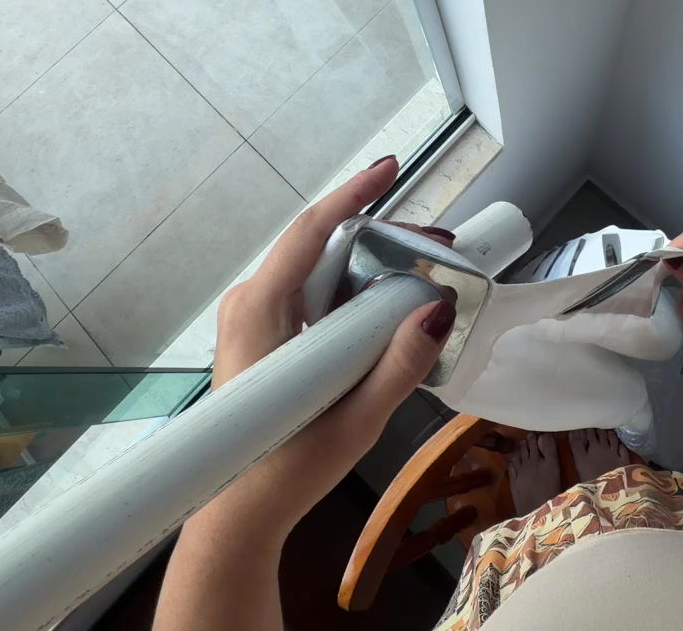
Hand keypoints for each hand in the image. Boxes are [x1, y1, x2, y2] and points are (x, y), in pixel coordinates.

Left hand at [203, 156, 456, 530]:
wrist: (239, 514)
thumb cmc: (286, 470)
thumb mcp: (354, 420)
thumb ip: (398, 366)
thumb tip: (440, 310)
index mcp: (260, 308)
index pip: (310, 231)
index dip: (353, 193)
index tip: (391, 167)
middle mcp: (254, 298)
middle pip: (327, 247)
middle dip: (387, 239)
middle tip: (443, 248)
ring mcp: (259, 312)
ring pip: (327, 270)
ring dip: (377, 269)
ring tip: (429, 278)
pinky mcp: (269, 329)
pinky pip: (321, 294)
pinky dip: (360, 293)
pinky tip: (394, 306)